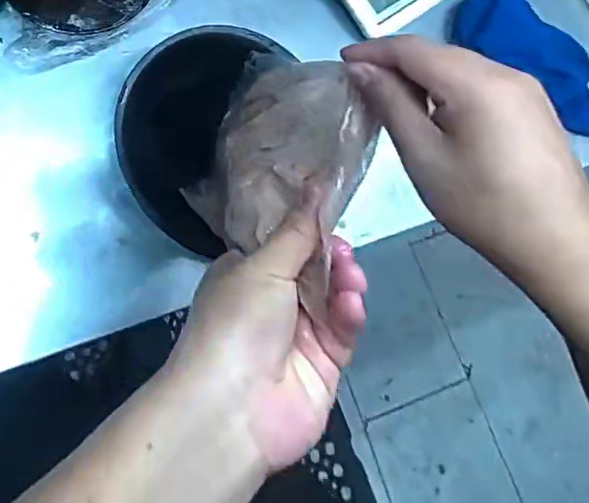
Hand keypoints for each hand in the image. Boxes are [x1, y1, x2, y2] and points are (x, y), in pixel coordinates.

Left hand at [165, 193, 367, 472]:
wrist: (236, 405)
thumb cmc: (238, 319)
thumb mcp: (263, 265)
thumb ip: (295, 230)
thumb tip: (312, 183)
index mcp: (244, 269)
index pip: (281, 240)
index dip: (306, 225)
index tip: (331, 207)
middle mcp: (271, 296)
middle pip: (311, 266)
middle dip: (330, 254)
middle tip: (343, 248)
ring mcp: (298, 330)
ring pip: (331, 295)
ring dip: (343, 281)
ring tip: (350, 275)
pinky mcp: (324, 362)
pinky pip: (343, 328)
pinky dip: (349, 313)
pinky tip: (352, 303)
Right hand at [342, 36, 588, 300]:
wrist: (563, 248)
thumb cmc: (483, 205)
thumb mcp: (423, 155)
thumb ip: (389, 102)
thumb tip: (361, 67)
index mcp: (476, 82)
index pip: (411, 49)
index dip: (372, 50)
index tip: (341, 62)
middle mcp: (504, 72)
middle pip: (435, 51)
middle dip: (393, 60)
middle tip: (360, 80)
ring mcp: (525, 87)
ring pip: (456, 63)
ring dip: (419, 71)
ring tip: (389, 94)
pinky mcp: (533, 104)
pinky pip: (477, 78)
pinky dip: (445, 82)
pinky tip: (432, 107)